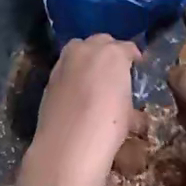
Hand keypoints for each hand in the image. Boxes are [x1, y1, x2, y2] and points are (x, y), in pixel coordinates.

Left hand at [17, 35, 138, 185]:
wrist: (68, 144)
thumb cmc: (109, 126)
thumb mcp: (129, 115)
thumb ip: (129, 103)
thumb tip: (133, 113)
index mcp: (113, 53)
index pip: (128, 48)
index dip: (133, 58)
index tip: (136, 69)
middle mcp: (87, 50)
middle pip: (101, 42)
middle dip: (109, 52)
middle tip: (115, 71)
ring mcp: (64, 61)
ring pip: (79, 50)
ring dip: (88, 59)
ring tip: (94, 79)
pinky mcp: (49, 77)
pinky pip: (65, 67)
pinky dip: (72, 73)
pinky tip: (77, 92)